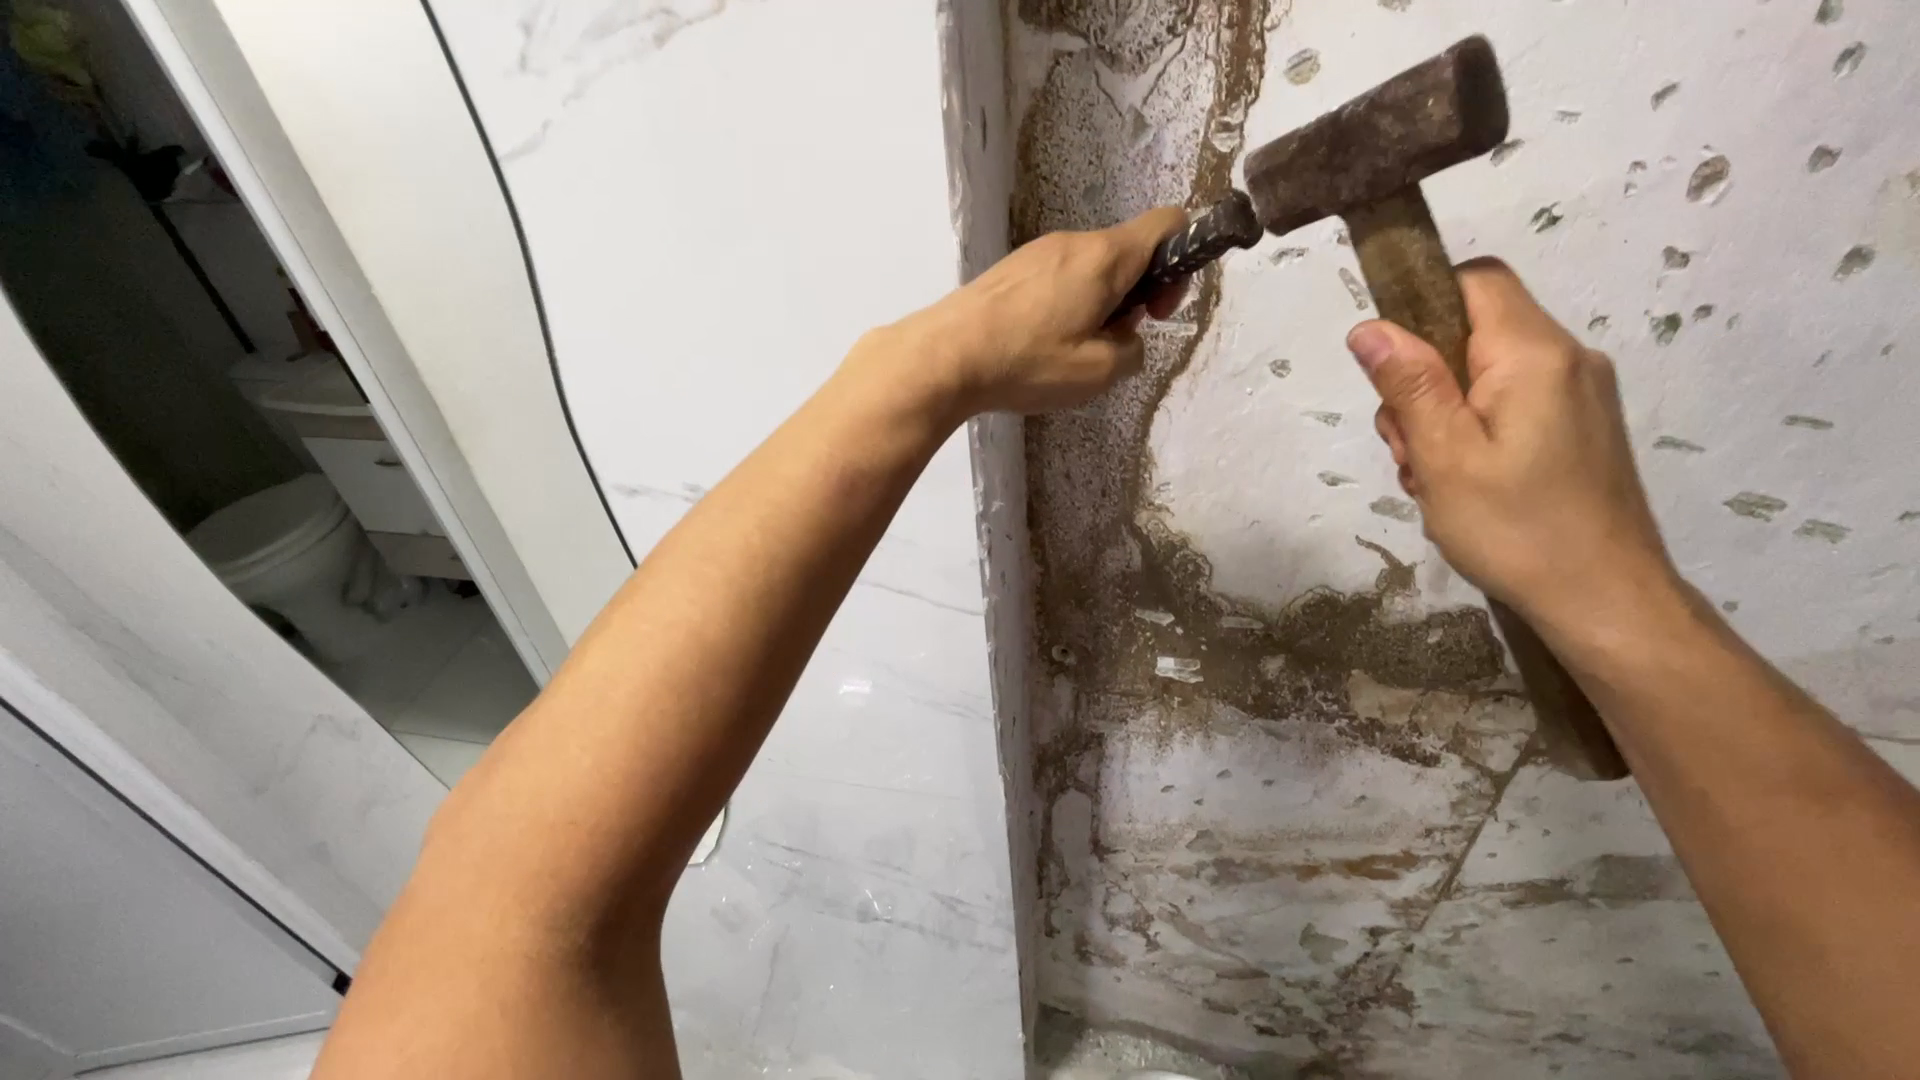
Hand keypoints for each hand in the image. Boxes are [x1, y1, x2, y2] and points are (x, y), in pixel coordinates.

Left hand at [888, 207, 1188, 414]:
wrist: (944, 357)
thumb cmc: (1026, 361)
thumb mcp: (1098, 373)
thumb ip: (1132, 352)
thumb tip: (1125, 339)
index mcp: (1105, 257)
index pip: (1169, 223)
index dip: (1181, 263)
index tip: (1157, 310)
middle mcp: (1073, 242)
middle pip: (1127, 253)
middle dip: (1134, 297)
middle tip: (1108, 343)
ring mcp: (1037, 253)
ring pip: (1090, 270)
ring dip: (1097, 306)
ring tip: (1067, 352)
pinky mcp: (1010, 271)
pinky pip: (1057, 279)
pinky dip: (1065, 306)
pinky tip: (1037, 346)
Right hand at [1349, 259, 1680, 632]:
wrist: (1605, 599)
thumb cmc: (1516, 527)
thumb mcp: (1444, 456)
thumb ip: (1408, 385)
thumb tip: (1369, 327)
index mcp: (1534, 354)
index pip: (1475, 280)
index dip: (1422, 303)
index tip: (1390, 365)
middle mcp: (1566, 359)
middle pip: (1472, 332)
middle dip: (1421, 380)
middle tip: (1409, 449)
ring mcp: (1577, 394)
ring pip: (1483, 375)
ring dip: (1440, 416)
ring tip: (1431, 477)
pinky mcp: (1577, 427)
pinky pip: (1508, 406)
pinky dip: (1471, 433)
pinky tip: (1461, 484)